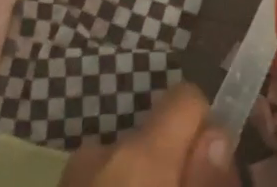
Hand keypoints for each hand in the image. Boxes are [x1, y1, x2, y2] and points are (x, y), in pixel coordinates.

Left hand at [57, 83, 237, 186]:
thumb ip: (206, 179)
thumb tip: (217, 134)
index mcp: (139, 153)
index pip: (186, 97)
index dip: (207, 126)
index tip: (213, 164)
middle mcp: (101, 149)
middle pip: (158, 136)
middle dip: (176, 161)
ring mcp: (72, 170)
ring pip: (128, 162)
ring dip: (145, 178)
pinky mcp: (59, 184)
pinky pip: (102, 178)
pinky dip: (119, 186)